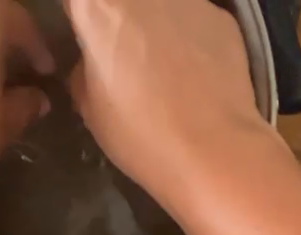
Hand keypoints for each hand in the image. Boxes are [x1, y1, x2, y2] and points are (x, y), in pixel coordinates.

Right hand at [63, 0, 283, 207]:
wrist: (213, 153)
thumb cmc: (142, 137)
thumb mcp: (92, 112)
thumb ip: (84, 71)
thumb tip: (91, 62)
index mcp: (97, 5)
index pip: (78, 1)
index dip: (84, 24)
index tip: (92, 47)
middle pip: (125, 3)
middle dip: (125, 26)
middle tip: (133, 65)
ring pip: (163, 9)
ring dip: (162, 32)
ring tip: (173, 76)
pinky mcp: (222, 18)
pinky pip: (198, 25)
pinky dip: (196, 45)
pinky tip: (202, 82)